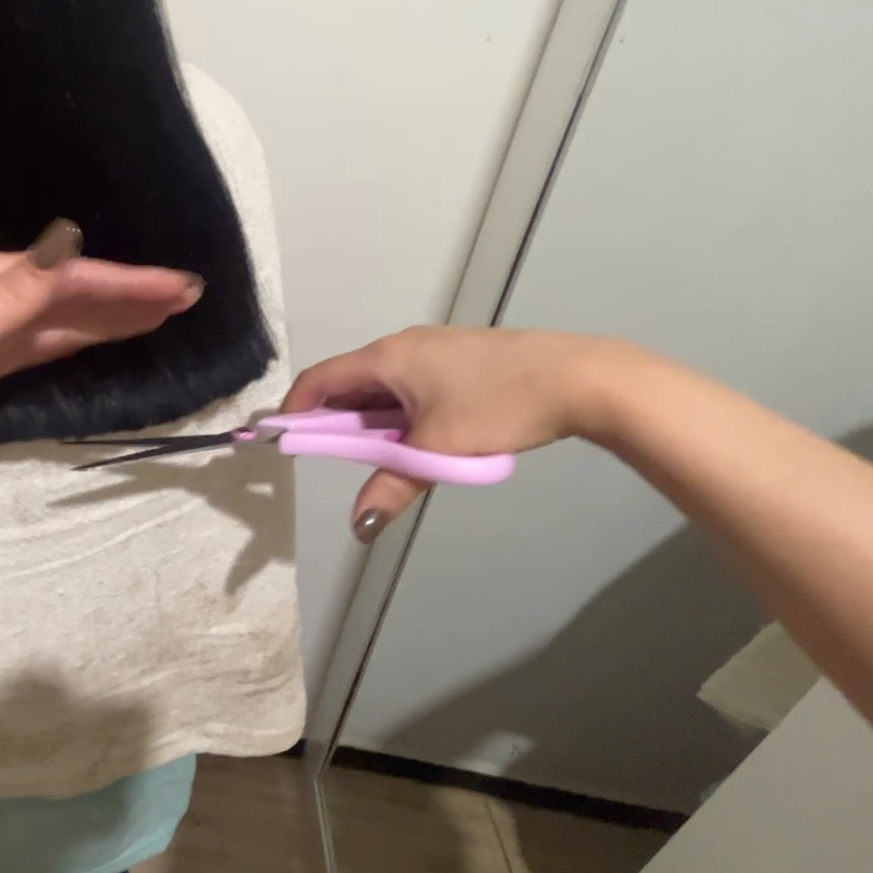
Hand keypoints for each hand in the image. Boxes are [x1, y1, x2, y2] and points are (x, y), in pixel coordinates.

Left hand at [0, 220, 203, 465]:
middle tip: (186, 297)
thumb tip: (70, 239)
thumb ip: (17, 292)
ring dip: (109, 316)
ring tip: (159, 315)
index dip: (128, 282)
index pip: (72, 276)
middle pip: (73, 292)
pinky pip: (41, 344)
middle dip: (129, 293)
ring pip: (62, 319)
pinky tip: (99, 337)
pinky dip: (74, 340)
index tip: (180, 288)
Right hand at [281, 327, 635, 537]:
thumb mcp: (439, 450)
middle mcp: (402, 345)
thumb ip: (393, 485)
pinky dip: (398, 408)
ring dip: (370, 416)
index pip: (320, 379)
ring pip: (382, 383)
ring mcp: (433, 347)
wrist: (584, 378)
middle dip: (336, 418)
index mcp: (386, 357)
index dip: (296, 408)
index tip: (287, 440)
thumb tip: (359, 527)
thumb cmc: (500, 405)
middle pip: (349, 381)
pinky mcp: (460, 356)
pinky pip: (409, 381)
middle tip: (337, 455)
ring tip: (382, 451)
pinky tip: (419, 432)